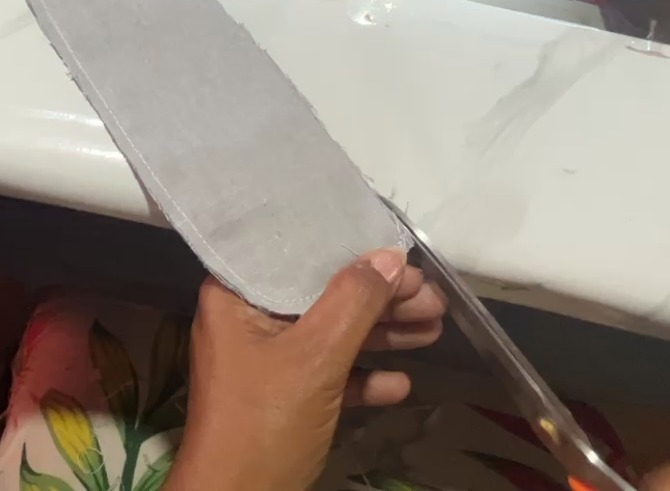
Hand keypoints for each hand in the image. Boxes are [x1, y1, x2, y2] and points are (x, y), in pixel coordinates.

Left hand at [162, 249, 447, 490]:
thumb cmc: (263, 422)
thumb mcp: (315, 357)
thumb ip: (354, 302)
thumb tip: (391, 256)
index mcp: (236, 292)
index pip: (295, 250)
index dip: (348, 246)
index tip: (394, 246)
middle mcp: (248, 316)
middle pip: (322, 292)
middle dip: (378, 296)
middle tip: (431, 294)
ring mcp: (265, 358)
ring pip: (330, 331)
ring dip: (381, 332)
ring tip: (434, 323)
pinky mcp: (282, 396)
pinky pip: (326, 371)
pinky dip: (362, 374)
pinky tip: (400, 383)